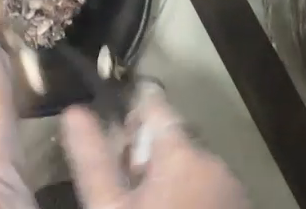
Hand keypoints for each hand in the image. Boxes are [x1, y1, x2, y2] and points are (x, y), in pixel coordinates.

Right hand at [62, 82, 250, 208]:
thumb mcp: (109, 207)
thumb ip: (92, 158)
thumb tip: (73, 112)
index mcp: (182, 152)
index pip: (154, 106)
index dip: (131, 110)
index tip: (113, 119)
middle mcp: (213, 162)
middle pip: (172, 140)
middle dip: (147, 153)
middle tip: (122, 183)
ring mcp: (232, 191)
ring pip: (190, 169)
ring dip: (167, 179)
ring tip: (142, 204)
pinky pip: (208, 193)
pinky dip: (189, 198)